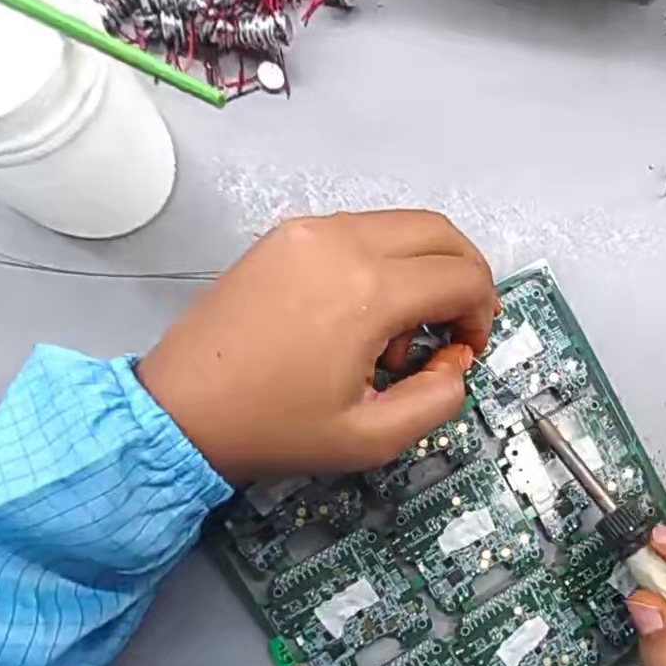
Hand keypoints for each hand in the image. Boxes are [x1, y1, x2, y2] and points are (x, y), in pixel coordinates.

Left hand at [136, 210, 497, 483]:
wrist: (184, 410)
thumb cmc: (277, 429)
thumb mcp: (373, 439)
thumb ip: (438, 400)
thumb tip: (454, 363)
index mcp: (368, 291)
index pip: (463, 277)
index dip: (482, 315)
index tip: (464, 353)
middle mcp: (342, 241)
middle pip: (440, 234)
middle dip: (464, 281)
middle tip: (453, 331)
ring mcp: (308, 230)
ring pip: (401, 227)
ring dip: (422, 274)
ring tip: (394, 337)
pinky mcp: (284, 236)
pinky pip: (359, 233)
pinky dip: (383, 265)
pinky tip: (358, 317)